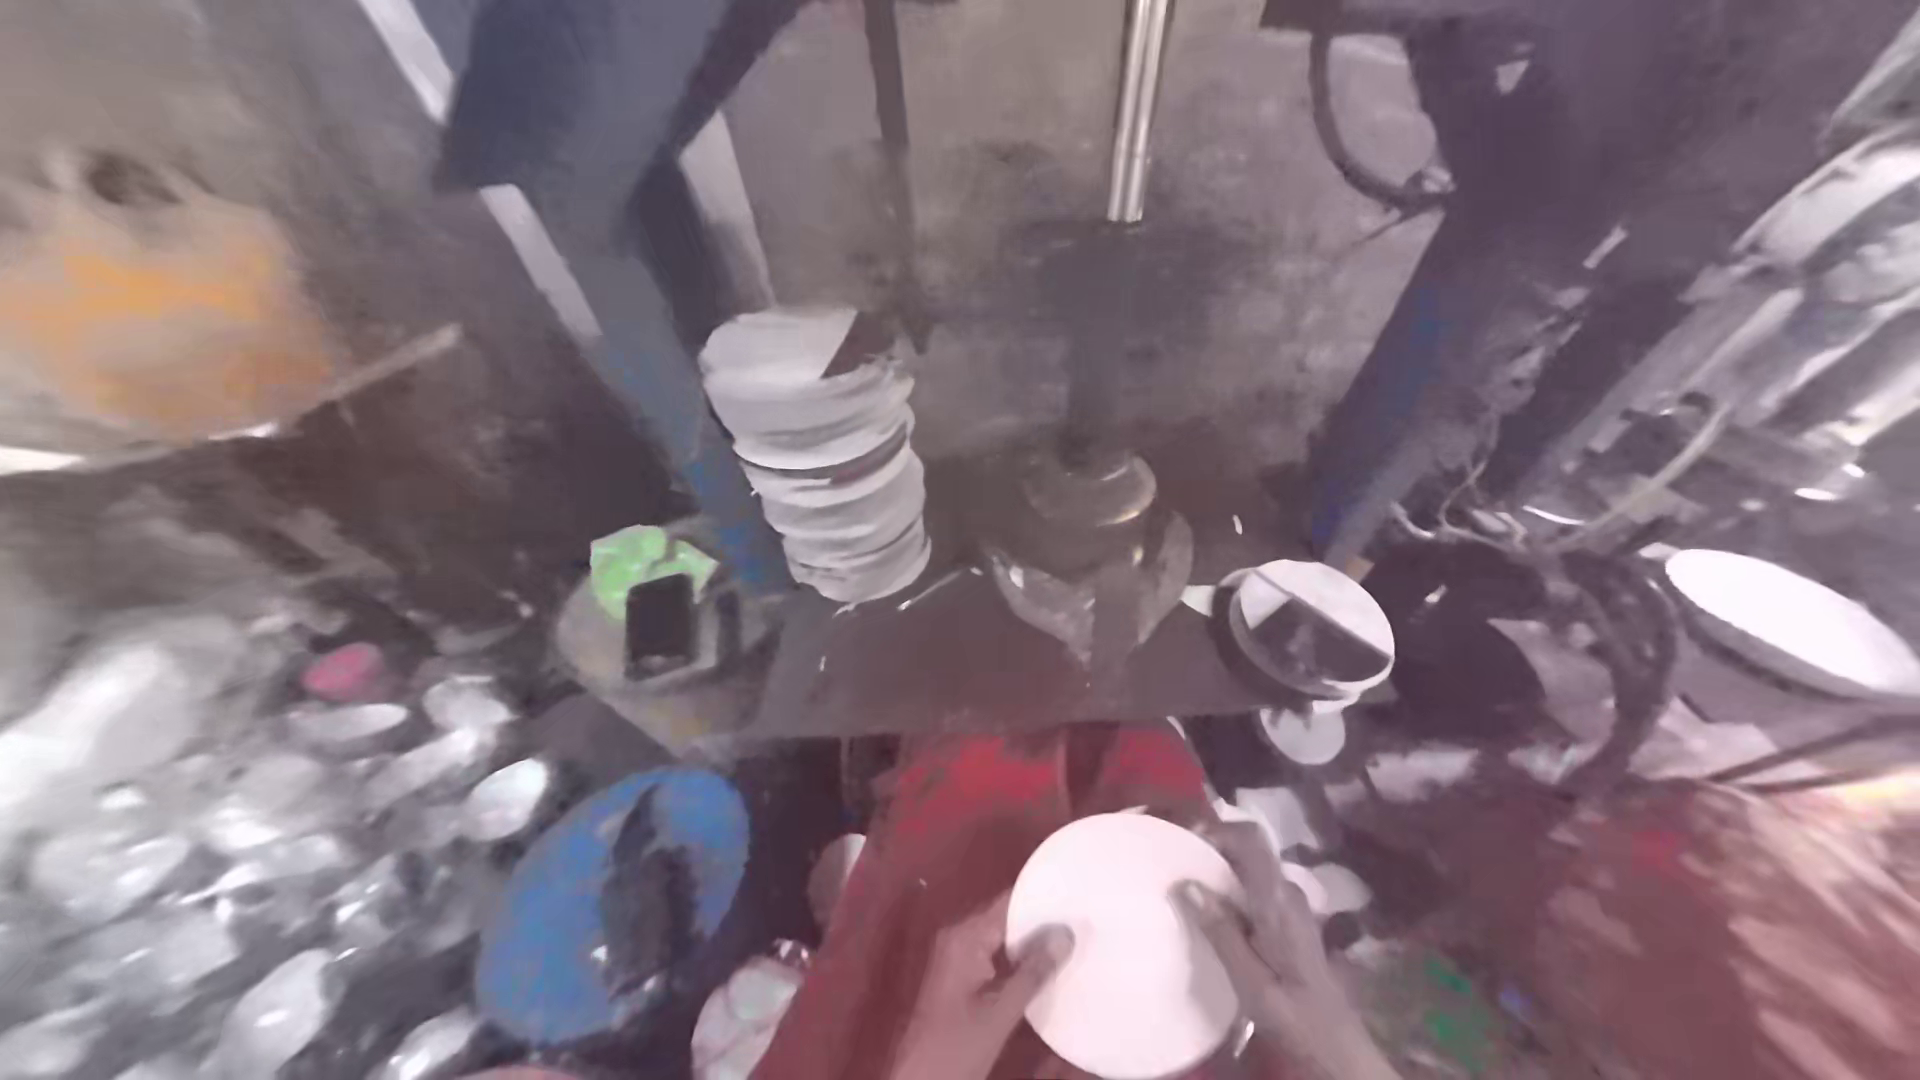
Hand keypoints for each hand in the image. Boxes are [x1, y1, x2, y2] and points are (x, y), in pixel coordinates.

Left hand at [885, 892, 1073, 1079]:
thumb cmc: (958, 1045)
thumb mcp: (1001, 1011)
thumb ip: (1034, 971)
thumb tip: (1066, 932)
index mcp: (966, 935)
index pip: (1008, 902)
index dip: (1040, 897)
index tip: (1073, 896)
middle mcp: (959, 934)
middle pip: (1004, 914)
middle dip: (1039, 917)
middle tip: (1077, 918)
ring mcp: (957, 953)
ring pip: (1000, 933)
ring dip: (1029, 936)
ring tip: (1069, 936)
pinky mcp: (960, 972)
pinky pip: (993, 949)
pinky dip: (1016, 953)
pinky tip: (1042, 962)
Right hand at [1174, 823, 1398, 1079]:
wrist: (1341, 1057)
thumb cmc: (1295, 1020)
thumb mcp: (1251, 983)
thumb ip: (1220, 931)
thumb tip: (1184, 882)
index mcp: (1278, 901)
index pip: (1250, 838)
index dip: (1215, 827)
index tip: (1182, 839)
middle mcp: (1287, 893)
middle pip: (1246, 848)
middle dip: (1209, 845)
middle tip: (1173, 859)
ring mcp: (1291, 905)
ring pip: (1248, 866)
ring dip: (1217, 866)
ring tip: (1183, 881)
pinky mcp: (1288, 920)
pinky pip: (1253, 885)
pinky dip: (1227, 885)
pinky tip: (1208, 909)